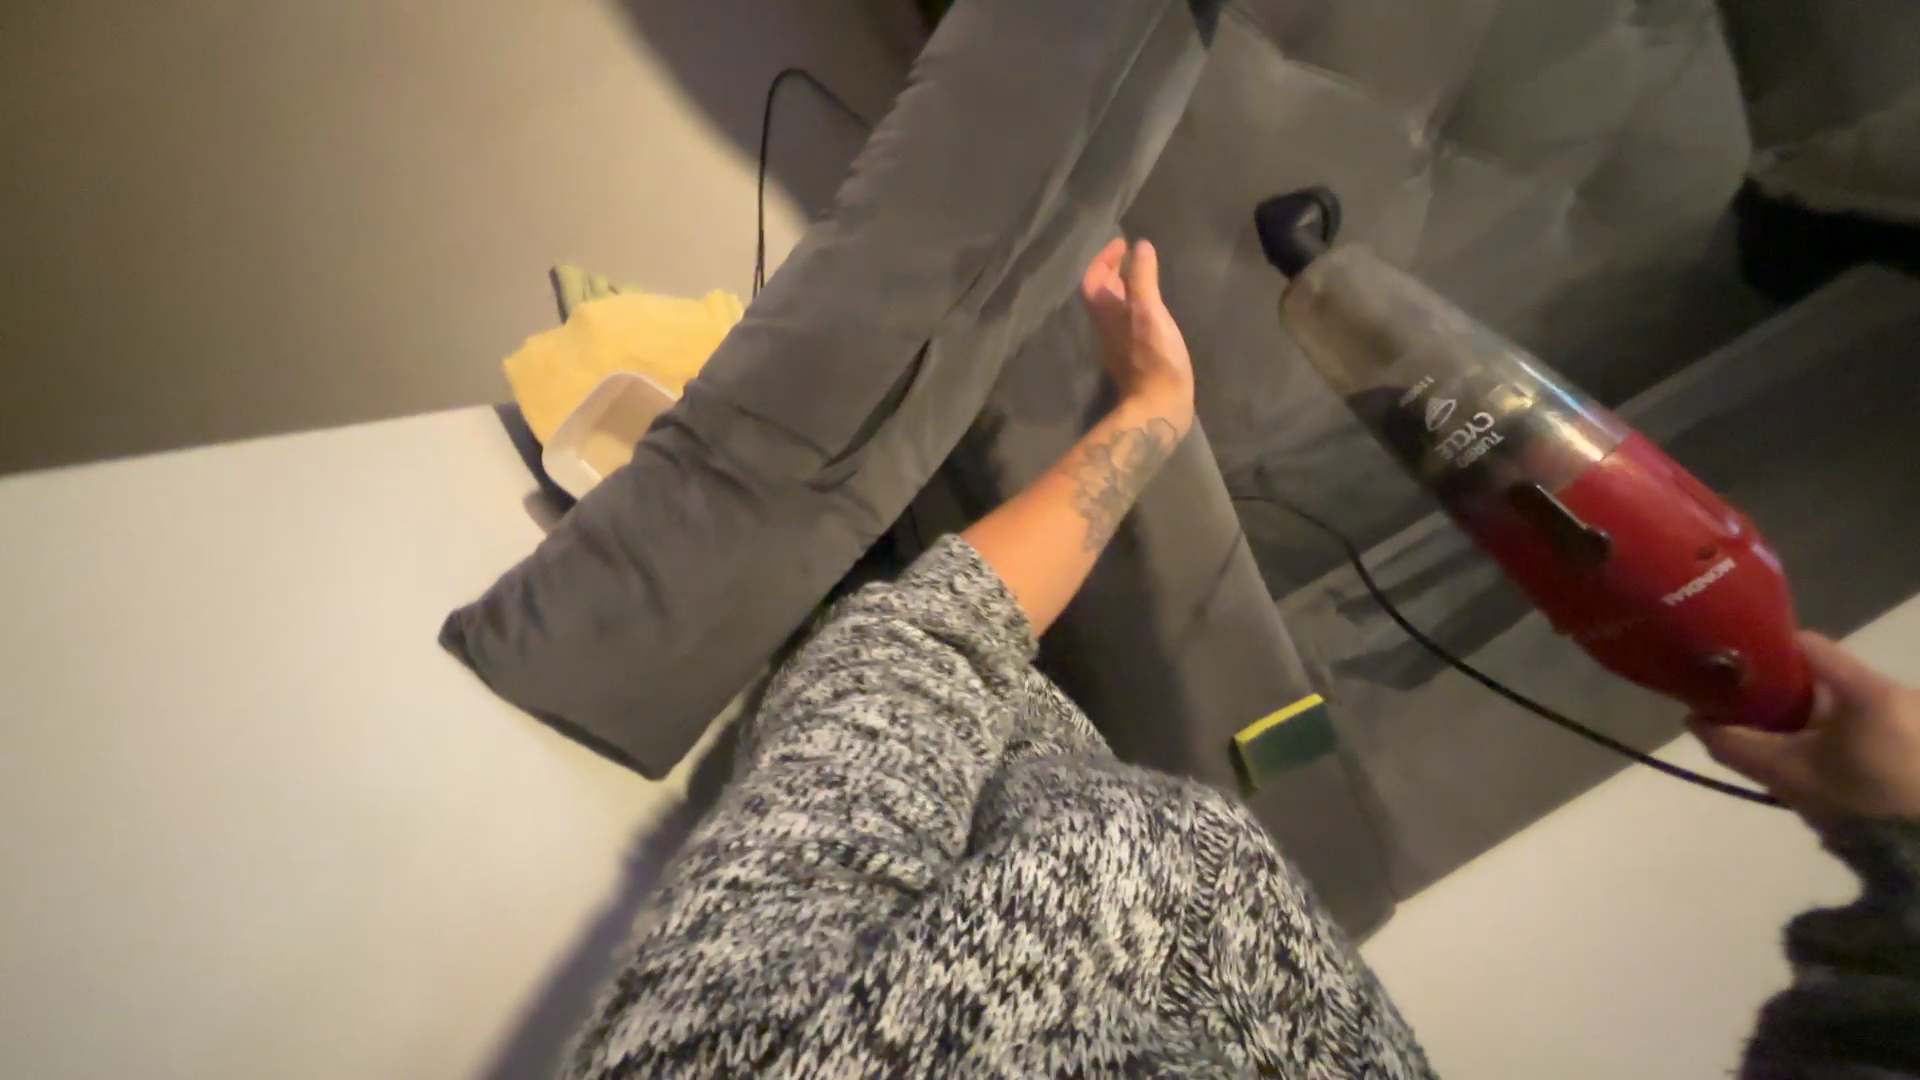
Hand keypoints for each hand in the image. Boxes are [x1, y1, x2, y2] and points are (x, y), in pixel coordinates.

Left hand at [1081, 237, 1195, 436]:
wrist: (1158, 406)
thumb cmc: (1154, 357)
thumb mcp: (1149, 311)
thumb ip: (1143, 279)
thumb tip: (1139, 247)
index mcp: (1106, 314)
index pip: (1093, 281)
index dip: (1102, 260)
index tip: (1121, 243)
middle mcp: (1107, 328)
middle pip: (1101, 295)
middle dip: (1112, 271)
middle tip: (1129, 255)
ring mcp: (1120, 344)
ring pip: (1114, 309)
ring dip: (1124, 288)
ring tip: (1142, 273)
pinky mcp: (1134, 356)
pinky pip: (1128, 322)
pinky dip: (1136, 306)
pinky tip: (1152, 306)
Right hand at [1691, 632, 1919, 821]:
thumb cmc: (1855, 800)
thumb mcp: (1781, 772)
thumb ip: (1730, 742)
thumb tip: (1694, 719)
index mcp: (1868, 691)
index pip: (1803, 644)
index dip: (1762, 651)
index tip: (1732, 670)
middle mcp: (1900, 693)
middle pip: (1820, 675)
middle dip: (1780, 692)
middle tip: (1749, 715)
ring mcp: (1916, 716)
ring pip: (1841, 699)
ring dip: (1807, 714)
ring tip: (1782, 741)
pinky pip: (1866, 718)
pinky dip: (1834, 729)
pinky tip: (1820, 756)